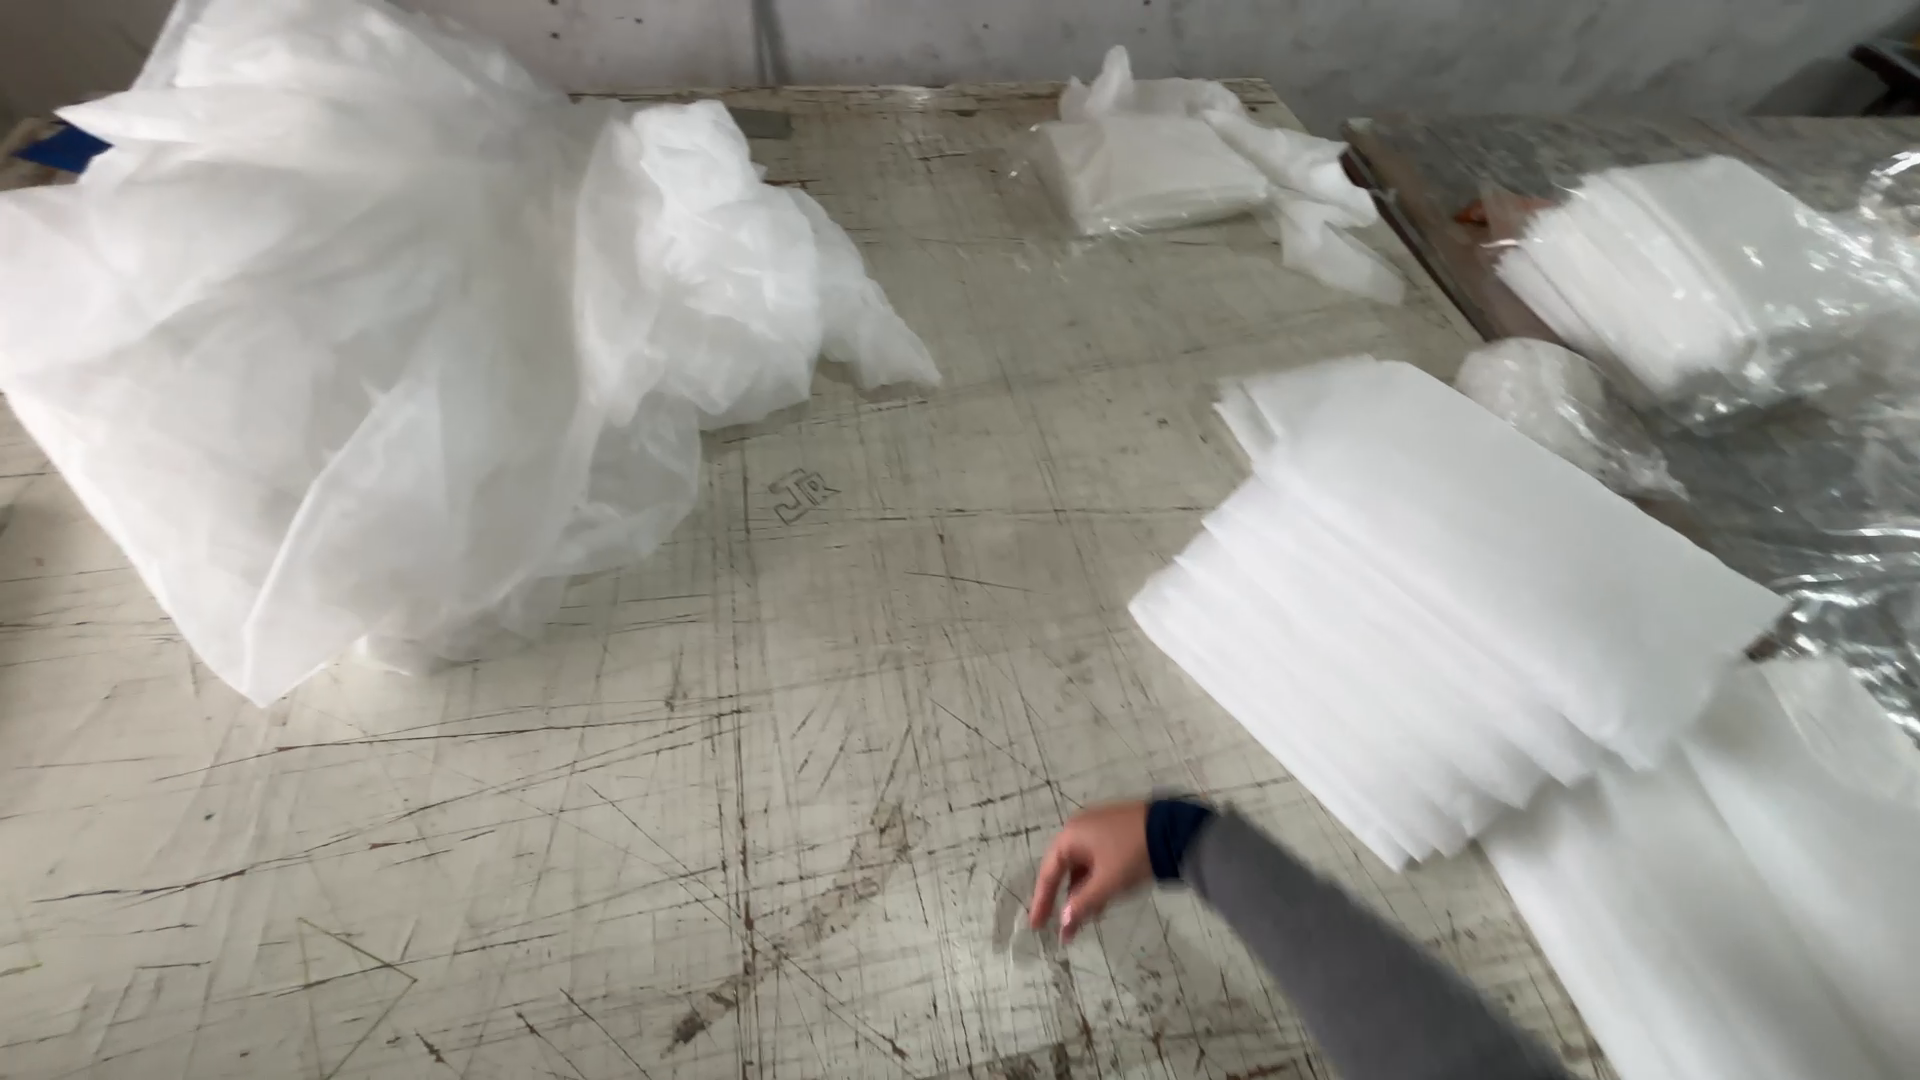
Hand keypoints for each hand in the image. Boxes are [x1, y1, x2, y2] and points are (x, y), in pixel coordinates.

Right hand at [1028, 800, 1152, 942]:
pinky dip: (1096, 884)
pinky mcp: (1113, 834)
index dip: (1041, 901)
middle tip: (1064, 932)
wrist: (1171, 829)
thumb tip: (1063, 922)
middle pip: (1064, 870)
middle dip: (1065, 902)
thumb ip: (1083, 903)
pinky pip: (1096, 863)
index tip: (1036, 927)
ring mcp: (1097, 830)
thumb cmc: (1131, 854)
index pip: (1049, 873)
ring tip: (1087, 923)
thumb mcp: (1107, 882)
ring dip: (1082, 895)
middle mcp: (1078, 829)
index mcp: (1070, 836)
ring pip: (1082, 869)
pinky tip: (1102, 903)